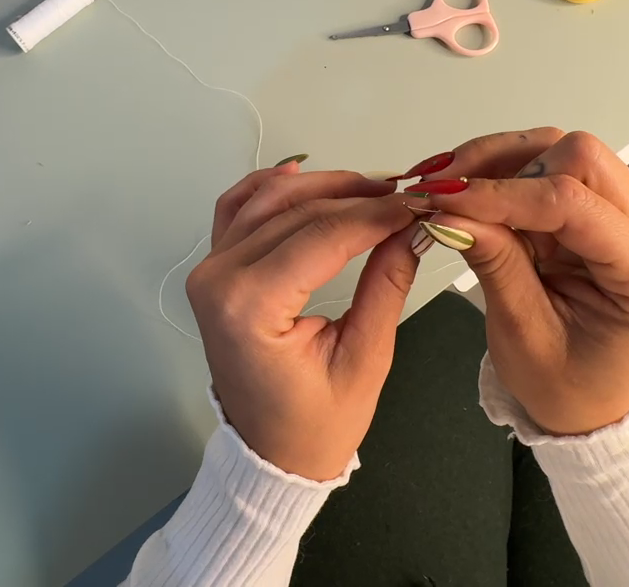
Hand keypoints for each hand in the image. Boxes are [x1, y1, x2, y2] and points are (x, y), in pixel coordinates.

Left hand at [185, 162, 419, 479]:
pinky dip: (268, 186)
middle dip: (355, 196)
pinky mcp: (214, 266)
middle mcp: (219, 277)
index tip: (418, 203)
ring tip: (371, 186)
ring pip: (267, 199)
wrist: (266, 455)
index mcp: (249, 306)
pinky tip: (302, 173)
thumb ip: (386, 284)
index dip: (375, 213)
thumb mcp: (363, 360)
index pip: (322, 236)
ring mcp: (210, 268)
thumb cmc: (315, 424)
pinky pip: (237, 208)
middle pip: (296, 212)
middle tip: (405, 194)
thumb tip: (416, 226)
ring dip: (319, 184)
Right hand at [414, 131, 628, 435]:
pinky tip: (467, 188)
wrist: (586, 405)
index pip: (574, 204)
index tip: (441, 199)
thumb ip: (494, 264)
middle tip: (447, 195)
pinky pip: (549, 161)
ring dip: (498, 160)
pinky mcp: (598, 204)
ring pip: (560, 147)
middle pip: (580, 158)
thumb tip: (446, 210)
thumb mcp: (523, 334)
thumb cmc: (562, 384)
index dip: (502, 195)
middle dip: (506, 168)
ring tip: (448, 187)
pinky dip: (502, 166)